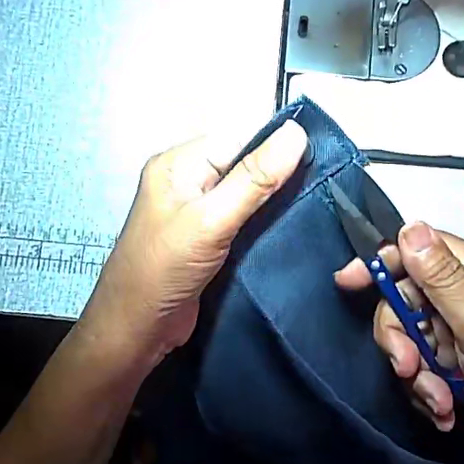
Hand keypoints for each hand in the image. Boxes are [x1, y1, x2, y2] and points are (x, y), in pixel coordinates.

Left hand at [82, 121, 308, 365]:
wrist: (136, 331)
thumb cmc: (164, 271)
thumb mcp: (210, 220)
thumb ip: (253, 179)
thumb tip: (296, 133)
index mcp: (177, 164)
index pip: (238, 138)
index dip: (278, 146)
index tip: (323, 159)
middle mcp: (186, 181)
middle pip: (244, 164)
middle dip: (281, 175)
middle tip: (326, 188)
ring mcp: (196, 212)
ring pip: (247, 195)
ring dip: (276, 202)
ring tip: (317, 207)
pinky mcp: (207, 240)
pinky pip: (243, 220)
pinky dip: (266, 223)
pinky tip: (294, 229)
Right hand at [334, 222, 463, 463]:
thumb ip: (441, 277)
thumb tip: (410, 227)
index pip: (419, 251)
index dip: (383, 263)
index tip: (348, 281)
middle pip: (403, 300)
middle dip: (398, 336)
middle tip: (406, 366)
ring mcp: (457, 335)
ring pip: (406, 339)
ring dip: (415, 373)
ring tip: (439, 399)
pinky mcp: (452, 368)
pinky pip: (417, 368)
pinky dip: (425, 391)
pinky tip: (446, 409)